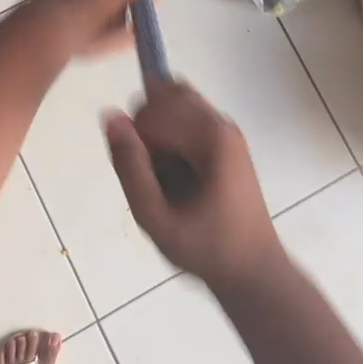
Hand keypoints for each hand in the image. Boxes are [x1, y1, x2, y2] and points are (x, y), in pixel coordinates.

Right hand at [103, 82, 286, 292]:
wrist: (252, 269)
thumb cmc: (205, 247)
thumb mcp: (155, 217)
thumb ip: (129, 166)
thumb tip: (111, 116)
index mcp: (211, 137)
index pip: (153, 109)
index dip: (137, 140)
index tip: (146, 178)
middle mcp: (221, 122)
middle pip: (165, 94)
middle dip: (148, 128)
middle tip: (156, 174)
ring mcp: (226, 128)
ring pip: (174, 102)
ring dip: (160, 131)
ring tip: (169, 175)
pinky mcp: (225, 138)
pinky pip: (186, 117)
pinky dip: (172, 137)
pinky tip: (179, 174)